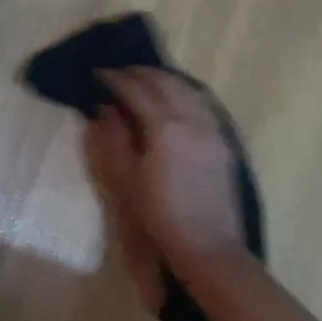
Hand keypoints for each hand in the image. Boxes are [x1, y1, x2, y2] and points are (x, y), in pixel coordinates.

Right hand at [87, 67, 246, 272]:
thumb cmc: (159, 214)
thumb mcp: (125, 176)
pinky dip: (185, 93)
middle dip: (140, 72)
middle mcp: (192, 121)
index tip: (97, 74)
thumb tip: (106, 108)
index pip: (136, 89)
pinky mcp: (224, 144)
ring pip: (189, 89)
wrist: (209, 248)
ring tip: (145, 81)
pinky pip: (204, 104)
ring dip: (164, 80)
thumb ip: (113, 136)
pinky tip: (174, 100)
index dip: (114, 78)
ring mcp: (213, 131)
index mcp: (165, 128)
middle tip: (118, 73)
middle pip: (165, 82)